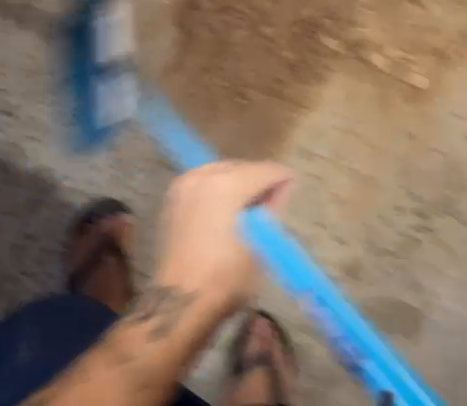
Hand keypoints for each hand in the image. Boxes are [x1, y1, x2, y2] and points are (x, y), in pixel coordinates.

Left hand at [151, 160, 294, 309]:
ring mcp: (183, 185)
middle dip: (257, 178)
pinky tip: (228, 207)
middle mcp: (201, 176)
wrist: (181, 298)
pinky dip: (217, 189)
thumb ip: (270, 211)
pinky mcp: (172, 198)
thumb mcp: (260, 246)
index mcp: (225, 185)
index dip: (281, 177)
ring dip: (237, 182)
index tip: (293, 184)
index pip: (261, 171)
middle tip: (275, 196)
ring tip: (252, 203)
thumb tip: (278, 192)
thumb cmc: (227, 277)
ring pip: (218, 172)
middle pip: (238, 167)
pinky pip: (202, 183)